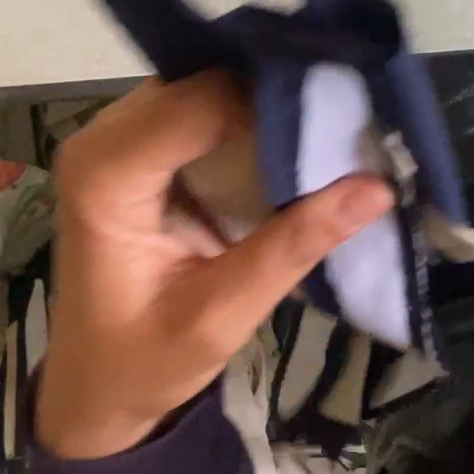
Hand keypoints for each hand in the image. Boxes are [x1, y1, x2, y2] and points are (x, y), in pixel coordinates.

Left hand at [38, 73, 393, 459]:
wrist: (95, 388)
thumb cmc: (144, 362)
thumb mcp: (223, 314)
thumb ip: (294, 245)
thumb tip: (378, 187)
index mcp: (106, 178)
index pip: (202, 105)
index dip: (273, 109)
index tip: (339, 135)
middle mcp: (104, 141)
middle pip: (204, 86)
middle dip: (275, 100)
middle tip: (346, 126)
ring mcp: (120, 140)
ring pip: (208, 90)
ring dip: (266, 108)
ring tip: (330, 133)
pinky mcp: (143, 150)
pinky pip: (204, 112)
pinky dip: (251, 122)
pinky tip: (293, 146)